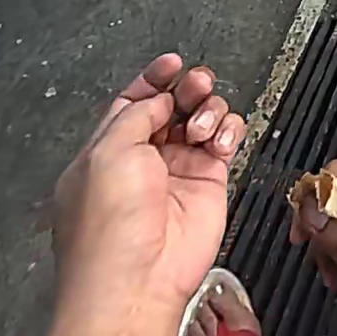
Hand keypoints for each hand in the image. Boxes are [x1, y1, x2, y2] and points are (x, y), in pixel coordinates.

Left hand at [51, 53, 247, 314]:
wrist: (140, 273)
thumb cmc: (109, 225)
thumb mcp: (107, 154)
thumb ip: (138, 113)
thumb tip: (162, 99)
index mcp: (108, 151)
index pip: (134, 102)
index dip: (153, 78)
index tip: (172, 62)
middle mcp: (144, 156)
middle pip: (175, 103)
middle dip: (189, 88)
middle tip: (196, 86)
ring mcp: (179, 166)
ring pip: (205, 115)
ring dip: (209, 111)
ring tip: (202, 129)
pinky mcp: (211, 176)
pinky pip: (227, 137)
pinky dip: (229, 131)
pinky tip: (219, 142)